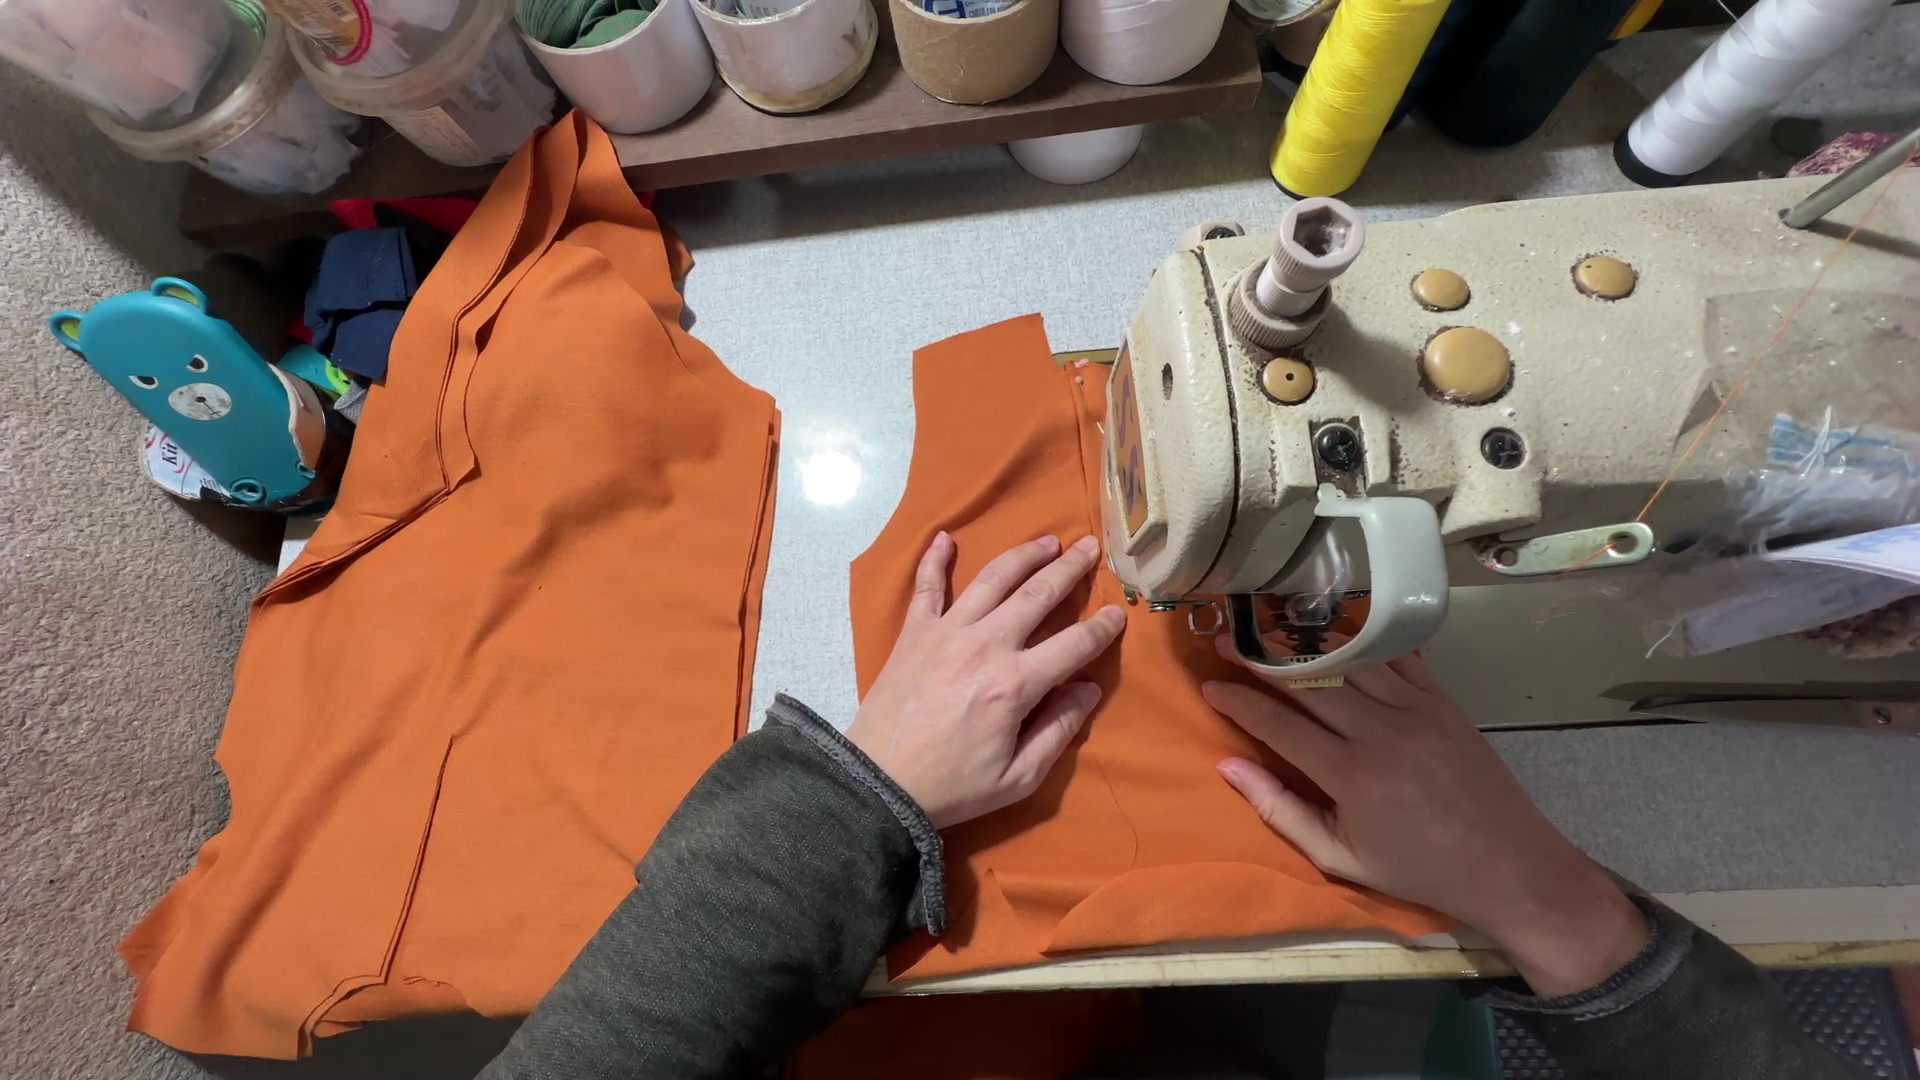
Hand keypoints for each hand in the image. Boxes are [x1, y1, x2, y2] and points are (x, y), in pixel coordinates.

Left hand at [847, 533, 1126, 828]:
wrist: (878, 783)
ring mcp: (947, 632)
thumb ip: (1059, 730)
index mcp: (1015, 684)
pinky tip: (944, 537)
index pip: (1073, 645)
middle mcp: (985, 645)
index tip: (1118, 613)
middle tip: (1089, 547)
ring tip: (1046, 541)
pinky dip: (934, 559)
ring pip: (992, 580)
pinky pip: (927, 587)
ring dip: (1023, 555)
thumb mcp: (1018, 777)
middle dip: (1069, 569)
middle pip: (1037, 595)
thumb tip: (1089, 689)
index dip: (1101, 628)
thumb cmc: (951, 786)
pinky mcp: (914, 632)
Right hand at [1203, 642, 1648, 996]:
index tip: (1207, 687)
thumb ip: (1279, 810)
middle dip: (1257, 657)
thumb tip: (1226, 765)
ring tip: (1267, 626)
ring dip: (1301, 640)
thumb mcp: (1340, 857)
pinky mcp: (1442, 700)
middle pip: (1305, 678)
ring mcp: (1416, 709)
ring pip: (1346, 658)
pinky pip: (1394, 655)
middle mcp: (1381, 732)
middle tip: (1224, 640)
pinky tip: (1332, 627)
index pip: (1277, 723)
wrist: (1515, 869)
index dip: (1237, 701)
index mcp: (1352, 776)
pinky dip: (1358, 639)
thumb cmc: (1417, 868)